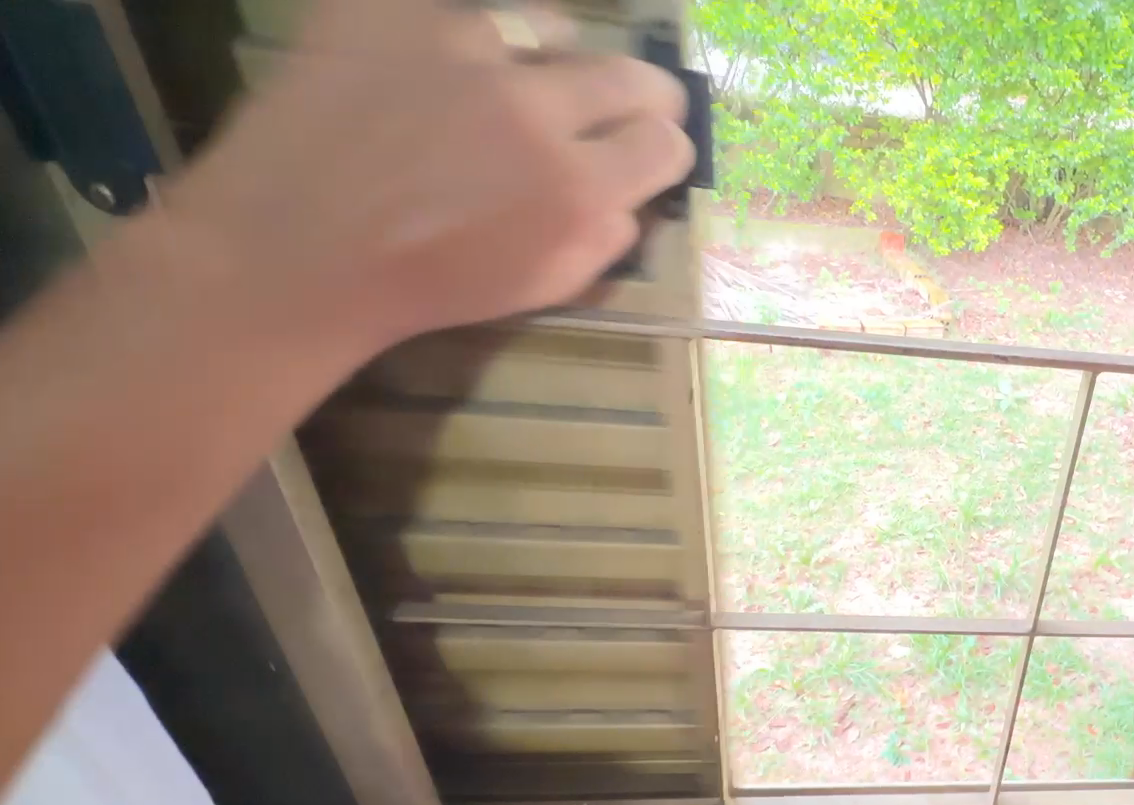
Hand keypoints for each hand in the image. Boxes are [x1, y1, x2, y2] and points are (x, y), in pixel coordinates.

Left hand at [163, 0, 692, 363]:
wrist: (300, 246)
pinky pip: (465, 8)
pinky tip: (475, 60)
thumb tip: (629, 198)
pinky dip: (485, 35)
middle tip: (648, 102)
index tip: (660, 154)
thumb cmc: (436, 282)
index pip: (664, 144)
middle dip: (652, 95)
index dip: (671, 150)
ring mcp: (458, 46)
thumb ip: (606, 238)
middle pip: (628, 77)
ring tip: (560, 72)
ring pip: (553, 28)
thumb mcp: (547, 286)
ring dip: (571, 56)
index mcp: (575, 187)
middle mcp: (532, 107)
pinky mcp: (390, 12)